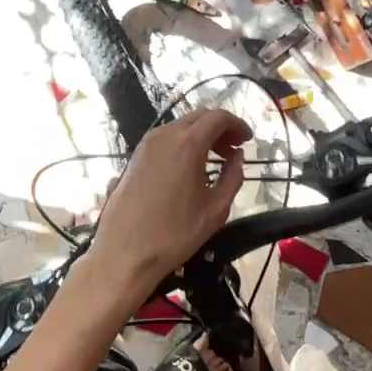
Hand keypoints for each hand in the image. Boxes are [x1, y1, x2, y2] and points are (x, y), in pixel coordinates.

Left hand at [87, 108, 250, 306]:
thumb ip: (233, 177)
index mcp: (187, 144)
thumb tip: (237, 157)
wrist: (124, 254)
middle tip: (234, 149)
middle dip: (220, 128)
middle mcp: (164, 136)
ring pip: (180, 126)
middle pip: (198, 117)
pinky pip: (165, 140)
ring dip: (201, 135)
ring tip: (214, 159)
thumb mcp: (215, 209)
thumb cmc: (174, 234)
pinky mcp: (134, 158)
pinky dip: (183, 143)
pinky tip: (189, 168)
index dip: (237, 124)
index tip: (247, 139)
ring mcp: (145, 145)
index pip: (218, 117)